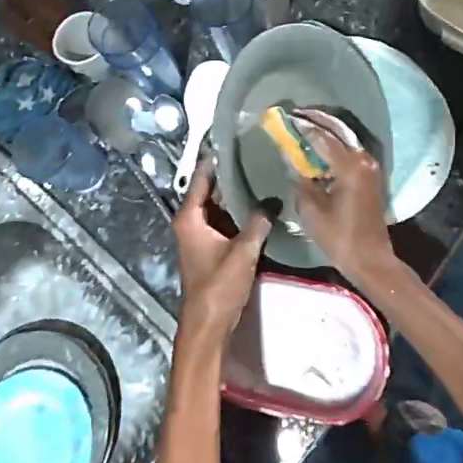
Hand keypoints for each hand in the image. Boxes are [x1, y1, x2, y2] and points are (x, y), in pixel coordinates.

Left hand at [173, 157, 272, 351]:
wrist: (209, 323)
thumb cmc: (219, 284)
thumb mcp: (243, 251)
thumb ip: (258, 223)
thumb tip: (273, 200)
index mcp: (190, 218)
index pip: (202, 178)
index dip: (214, 159)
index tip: (231, 139)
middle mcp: (192, 222)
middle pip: (211, 191)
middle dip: (230, 175)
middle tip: (254, 153)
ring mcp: (202, 235)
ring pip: (220, 206)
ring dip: (237, 195)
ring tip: (261, 173)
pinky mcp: (213, 247)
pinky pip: (226, 220)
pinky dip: (239, 212)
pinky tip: (260, 204)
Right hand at [291, 118, 394, 277]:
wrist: (370, 258)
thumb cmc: (339, 236)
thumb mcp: (311, 209)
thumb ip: (301, 179)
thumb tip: (292, 160)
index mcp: (349, 166)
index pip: (321, 138)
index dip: (302, 127)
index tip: (285, 118)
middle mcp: (363, 160)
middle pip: (336, 133)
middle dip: (316, 123)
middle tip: (295, 115)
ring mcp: (370, 167)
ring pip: (345, 141)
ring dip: (326, 134)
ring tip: (304, 128)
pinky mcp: (370, 176)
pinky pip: (350, 153)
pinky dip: (334, 147)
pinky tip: (318, 150)